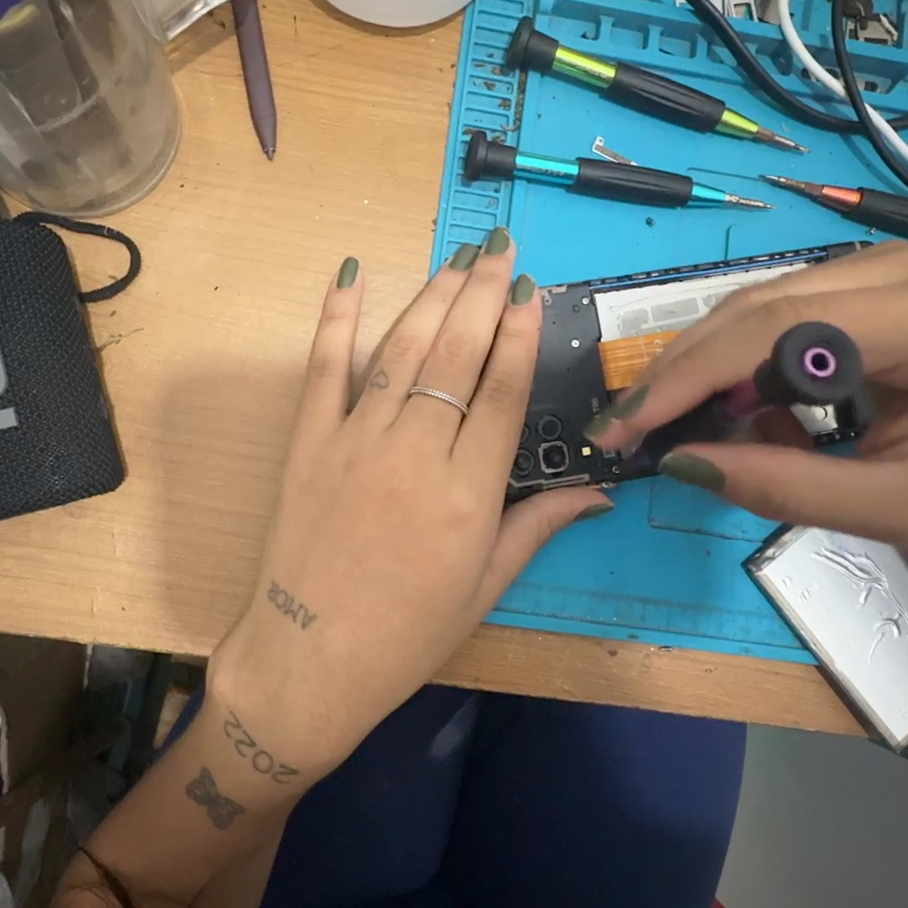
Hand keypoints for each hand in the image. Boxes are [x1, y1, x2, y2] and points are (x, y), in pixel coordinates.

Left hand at [208, 231, 608, 776]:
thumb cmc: (408, 632)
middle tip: (500, 249)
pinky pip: (323, 370)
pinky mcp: (307, 443)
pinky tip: (351, 275)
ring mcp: (355, 442)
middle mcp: (415, 454)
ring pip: (400, 352)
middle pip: (456, 356)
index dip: (519, 335)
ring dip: (431, 297)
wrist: (311, 658)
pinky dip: (337, 319)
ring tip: (457, 257)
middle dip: (482, 294)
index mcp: (469, 493)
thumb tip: (600, 492)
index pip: (502, 392)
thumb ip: (539, 526)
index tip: (530, 291)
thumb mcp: (486, 586)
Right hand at [587, 236, 907, 545]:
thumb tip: (679, 461)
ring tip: (690, 425)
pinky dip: (742, 362)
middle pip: (762, 305)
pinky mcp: (877, 274)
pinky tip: (749, 408)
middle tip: (627, 425)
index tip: (625, 422)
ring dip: (709, 368)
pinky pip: (778, 310)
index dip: (694, 372)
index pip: (789, 325)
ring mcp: (900, 259)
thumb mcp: (901, 511)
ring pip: (759, 304)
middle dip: (685, 370)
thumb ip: (790, 489)